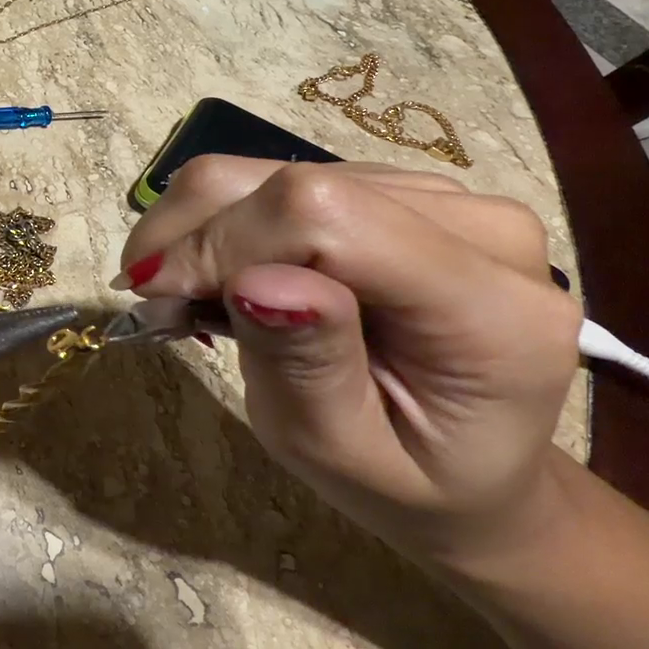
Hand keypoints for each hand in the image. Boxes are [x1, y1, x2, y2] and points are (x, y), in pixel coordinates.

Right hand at [113, 157, 580, 563]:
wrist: (462, 466)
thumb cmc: (401, 477)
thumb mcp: (339, 451)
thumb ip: (305, 366)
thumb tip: (256, 281)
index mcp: (491, 309)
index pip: (327, 218)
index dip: (224, 243)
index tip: (157, 298)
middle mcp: (477, 227)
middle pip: (287, 183)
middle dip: (193, 236)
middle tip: (157, 302)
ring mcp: (434, 196)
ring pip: (260, 171)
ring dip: (195, 229)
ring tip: (186, 293)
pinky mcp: (385, 186)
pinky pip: (265, 176)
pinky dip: (215, 221)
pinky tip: (218, 272)